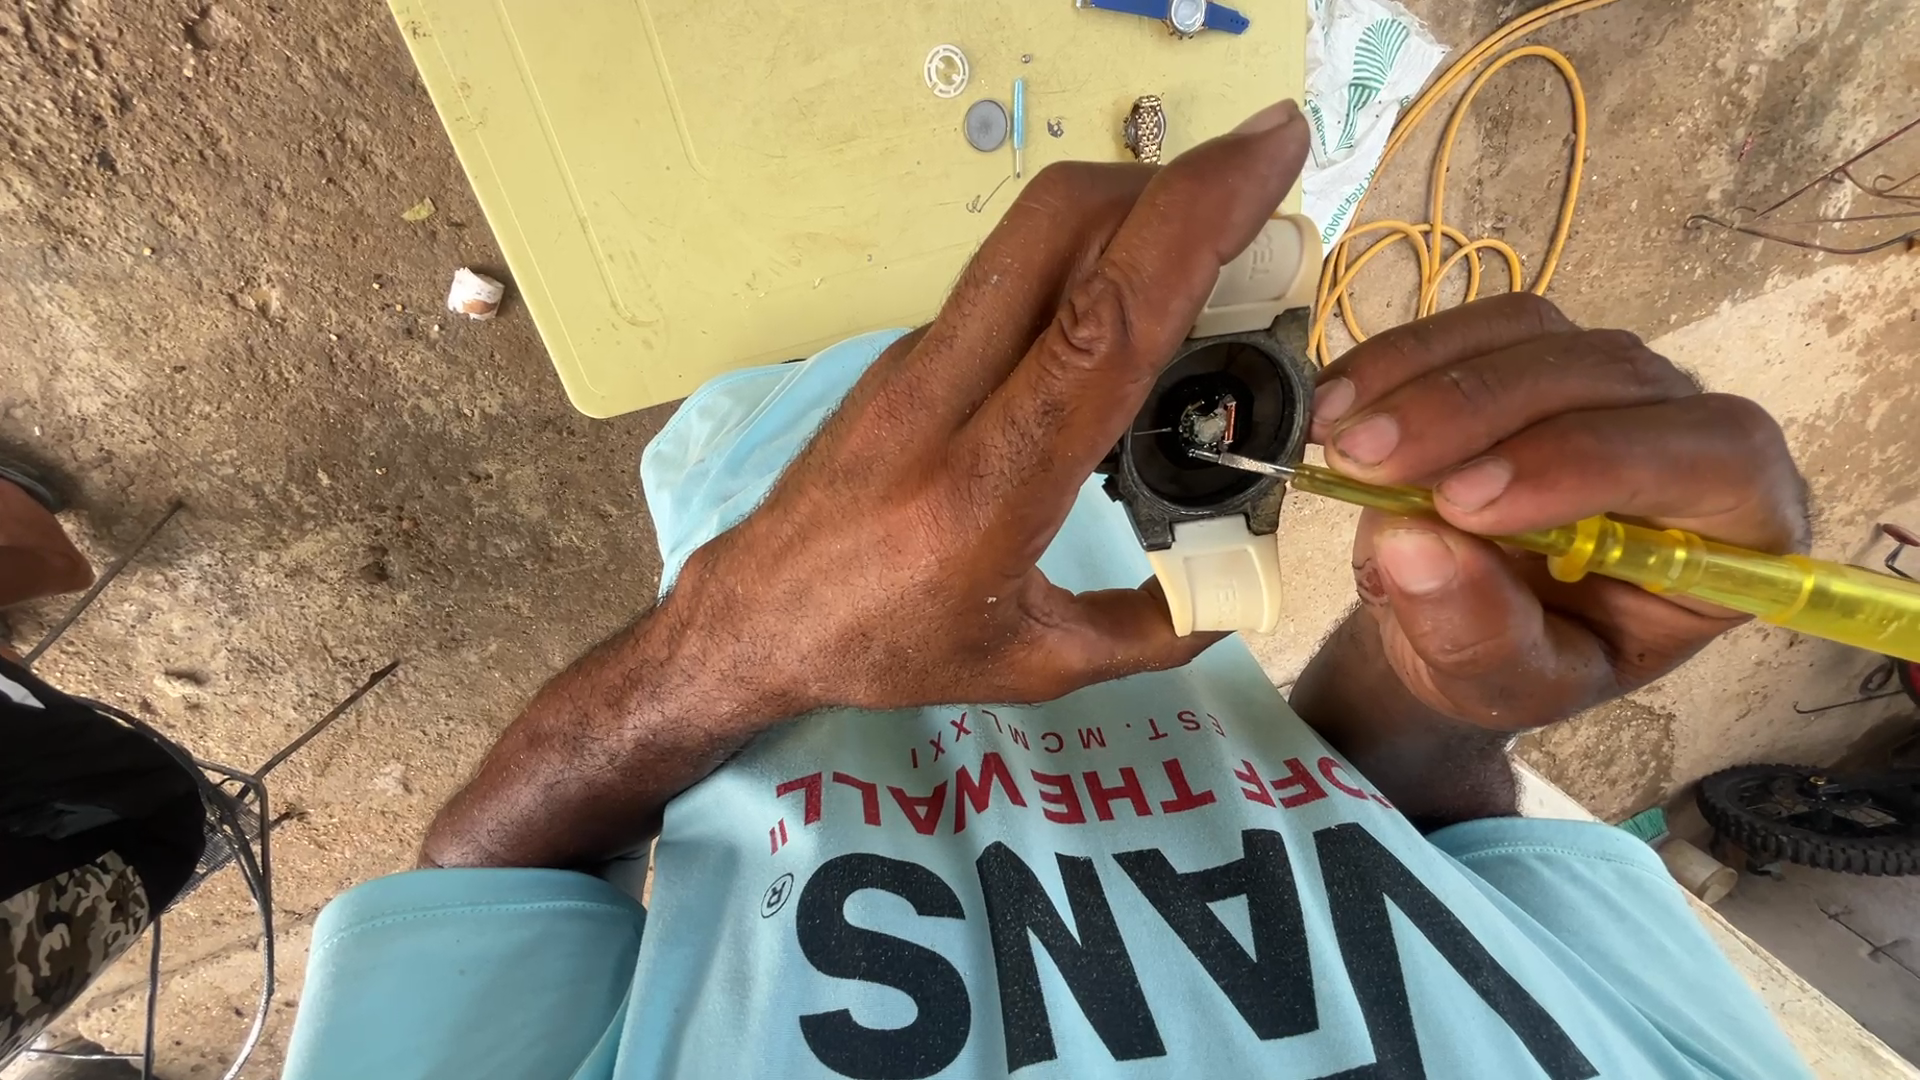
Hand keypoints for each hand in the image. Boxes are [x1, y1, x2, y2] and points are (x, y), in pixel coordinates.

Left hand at [669, 102, 1310, 710]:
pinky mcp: (902, 355)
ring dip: (1124, 210)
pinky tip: (1115, 311)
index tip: (1272, 151)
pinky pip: (1004, 279)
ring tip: (1199, 249)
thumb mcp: (1032, 663)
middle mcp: (945, 399)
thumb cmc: (889, 647)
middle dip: (1169, 182)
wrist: (761, 612)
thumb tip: (1231, 590)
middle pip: (1055, 228)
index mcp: (990, 488)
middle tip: (1251, 192)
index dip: (1193, 222)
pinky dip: (1080, 261)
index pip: (1101, 324)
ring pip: (1026, 237)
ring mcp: (914, 363)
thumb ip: (1146, 630)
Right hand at [1309, 293, 1808, 730]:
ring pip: (1529, 332)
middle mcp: (1672, 433)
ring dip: (1418, 376)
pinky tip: (1333, 406)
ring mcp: (1588, 386)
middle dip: (1470, 412)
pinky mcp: (1510, 361)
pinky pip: (1461, 329)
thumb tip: (1411, 542)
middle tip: (1364, 459)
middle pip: (1604, 373)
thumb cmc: (1503, 660)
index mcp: (1722, 530)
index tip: (1457, 504)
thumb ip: (1476, 634)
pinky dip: (1387, 362)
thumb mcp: (1499, 687)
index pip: (1708, 456)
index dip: (1585, 462)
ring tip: (1337, 436)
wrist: (1448, 616)